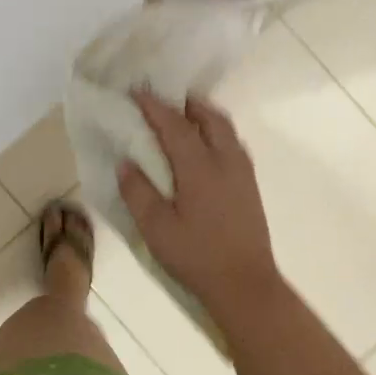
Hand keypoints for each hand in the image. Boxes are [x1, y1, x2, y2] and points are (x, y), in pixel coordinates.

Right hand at [118, 92, 284, 311]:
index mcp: (199, 167)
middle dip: (185, 103)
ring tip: (184, 116)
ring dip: (203, 116)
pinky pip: (232, 144)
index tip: (136, 91)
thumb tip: (126, 162)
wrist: (244, 283)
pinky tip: (204, 147)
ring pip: (225, 129)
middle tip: (163, 97)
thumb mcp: (155, 227)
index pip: (174, 125)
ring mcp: (242, 173)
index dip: (154, 106)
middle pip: (208, 118)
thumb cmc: (195, 255)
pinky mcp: (249, 186)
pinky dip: (216, 133)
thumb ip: (138, 192)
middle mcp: (225, 161)